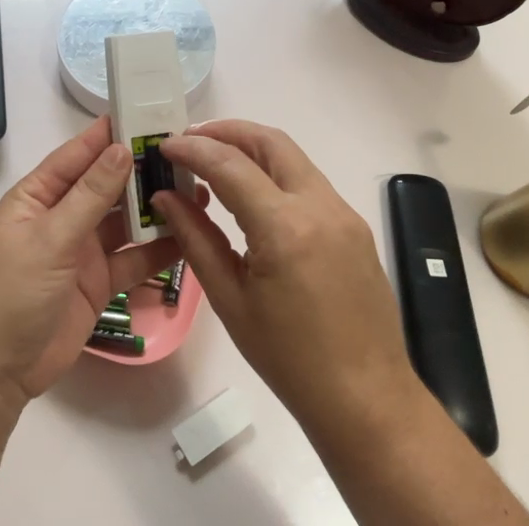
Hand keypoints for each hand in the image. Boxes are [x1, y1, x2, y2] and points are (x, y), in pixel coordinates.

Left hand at [0, 117, 182, 403]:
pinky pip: (132, 260)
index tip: (147, 115)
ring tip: (195, 191)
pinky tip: (188, 236)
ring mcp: (81, 251)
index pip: (77, 155)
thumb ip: (89, 197)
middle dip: (141, 172)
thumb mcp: (50, 239)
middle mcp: (61, 217)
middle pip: (106, 186)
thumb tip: (120, 149)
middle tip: (187, 155)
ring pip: (123, 222)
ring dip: (153, 209)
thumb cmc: (10, 294)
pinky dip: (156, 250)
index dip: (109, 136)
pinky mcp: (98, 284)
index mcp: (37, 197)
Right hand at [152, 121, 417, 433]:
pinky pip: (309, 183)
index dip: (192, 149)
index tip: (163, 144)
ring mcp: (343, 213)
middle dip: (227, 131)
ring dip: (252, 150)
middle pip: (270, 142)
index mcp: (285, 227)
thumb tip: (166, 197)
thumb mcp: (230, 300)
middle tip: (189, 141)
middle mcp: (320, 206)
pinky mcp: (354, 226)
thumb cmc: (289, 359)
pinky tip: (251, 197)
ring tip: (214, 164)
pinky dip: (275, 175)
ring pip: (293, 158)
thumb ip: (196, 239)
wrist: (366, 397)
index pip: (230, 165)